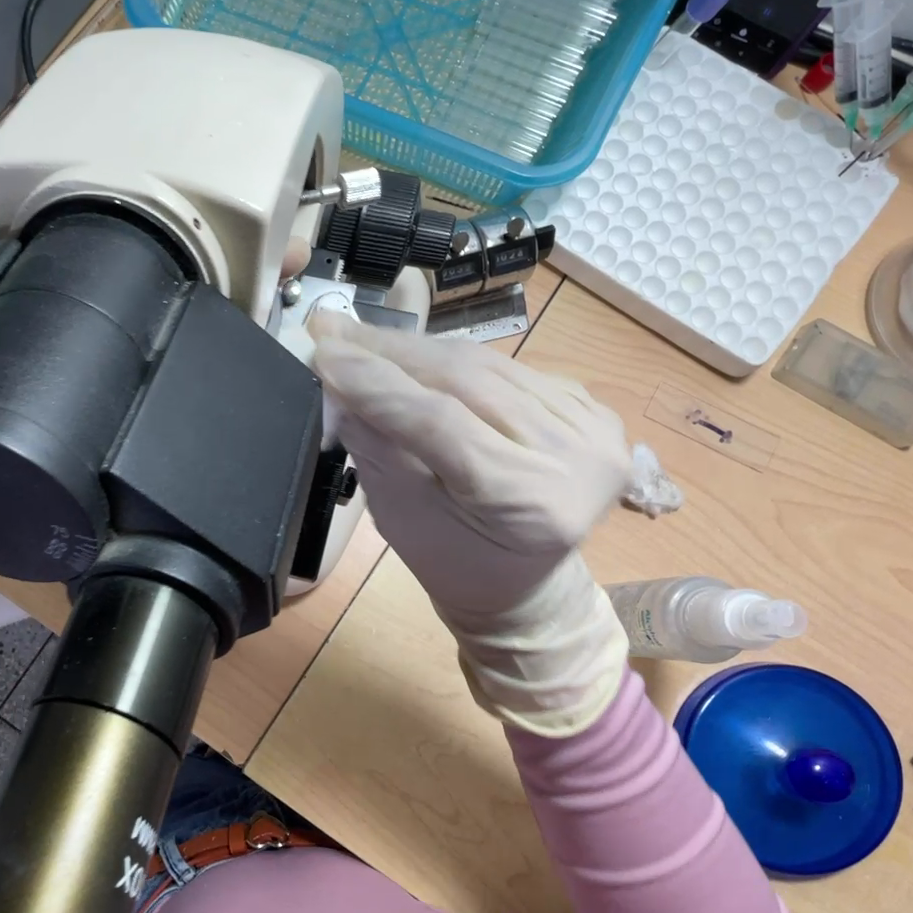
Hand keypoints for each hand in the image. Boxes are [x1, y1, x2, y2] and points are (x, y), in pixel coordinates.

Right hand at [310, 312, 631, 735]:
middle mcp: (574, 456)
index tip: (320, 352)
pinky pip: (505, 368)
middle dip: (387, 351)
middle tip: (329, 330)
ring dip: (412, 347)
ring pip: (485, 363)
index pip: (439, 421)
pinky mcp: (591, 407)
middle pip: (465, 380)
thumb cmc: (453, 563)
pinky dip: (450, 359)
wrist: (525, 582)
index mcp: (528, 500)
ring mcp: (592, 427)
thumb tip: (338, 381)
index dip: (375, 383)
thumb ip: (375, 445)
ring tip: (356, 336)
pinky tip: (409, 353)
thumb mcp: (399, 516)